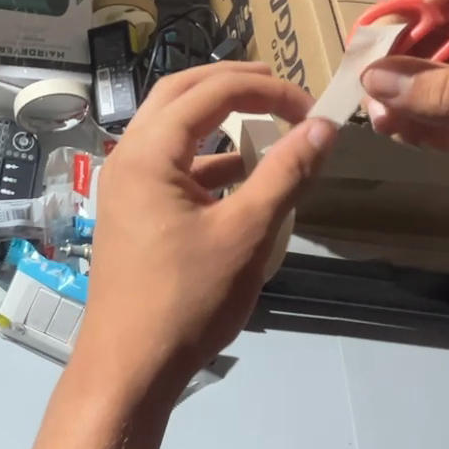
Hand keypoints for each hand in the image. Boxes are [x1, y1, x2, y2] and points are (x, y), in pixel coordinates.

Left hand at [77, 62, 335, 395]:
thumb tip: (323, 126)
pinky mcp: (132, 209)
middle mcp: (127, 156)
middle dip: (234, 85)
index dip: (266, 89)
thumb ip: (286, 173)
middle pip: (181, 95)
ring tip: (270, 124)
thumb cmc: (187, 298)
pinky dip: (208, 160)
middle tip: (283, 89)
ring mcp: (125, 183)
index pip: (210, 92)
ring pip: (173, 129)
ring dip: (218, 119)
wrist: (131, 362)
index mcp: (147, 152)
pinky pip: (171, 166)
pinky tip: (246, 176)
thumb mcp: (247, 233)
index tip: (312, 107)